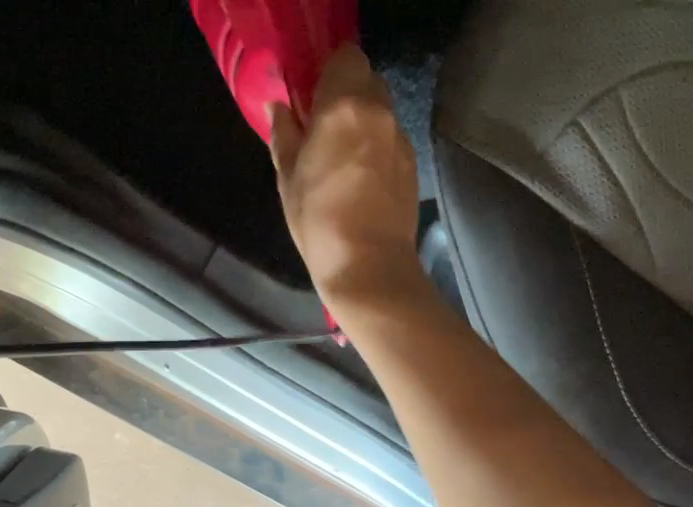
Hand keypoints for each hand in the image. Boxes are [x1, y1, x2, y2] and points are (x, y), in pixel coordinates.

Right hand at [268, 45, 425, 305]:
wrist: (369, 265)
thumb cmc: (320, 220)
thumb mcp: (288, 178)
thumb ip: (284, 135)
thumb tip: (279, 110)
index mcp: (344, 106)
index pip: (346, 56)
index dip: (331, 70)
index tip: (314, 94)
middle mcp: (379, 113)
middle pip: (368, 81)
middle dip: (349, 95)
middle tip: (326, 126)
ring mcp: (400, 139)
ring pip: (383, 112)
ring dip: (365, 124)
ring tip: (345, 159)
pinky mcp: (413, 166)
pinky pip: (392, 141)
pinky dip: (379, 149)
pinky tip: (364, 181)